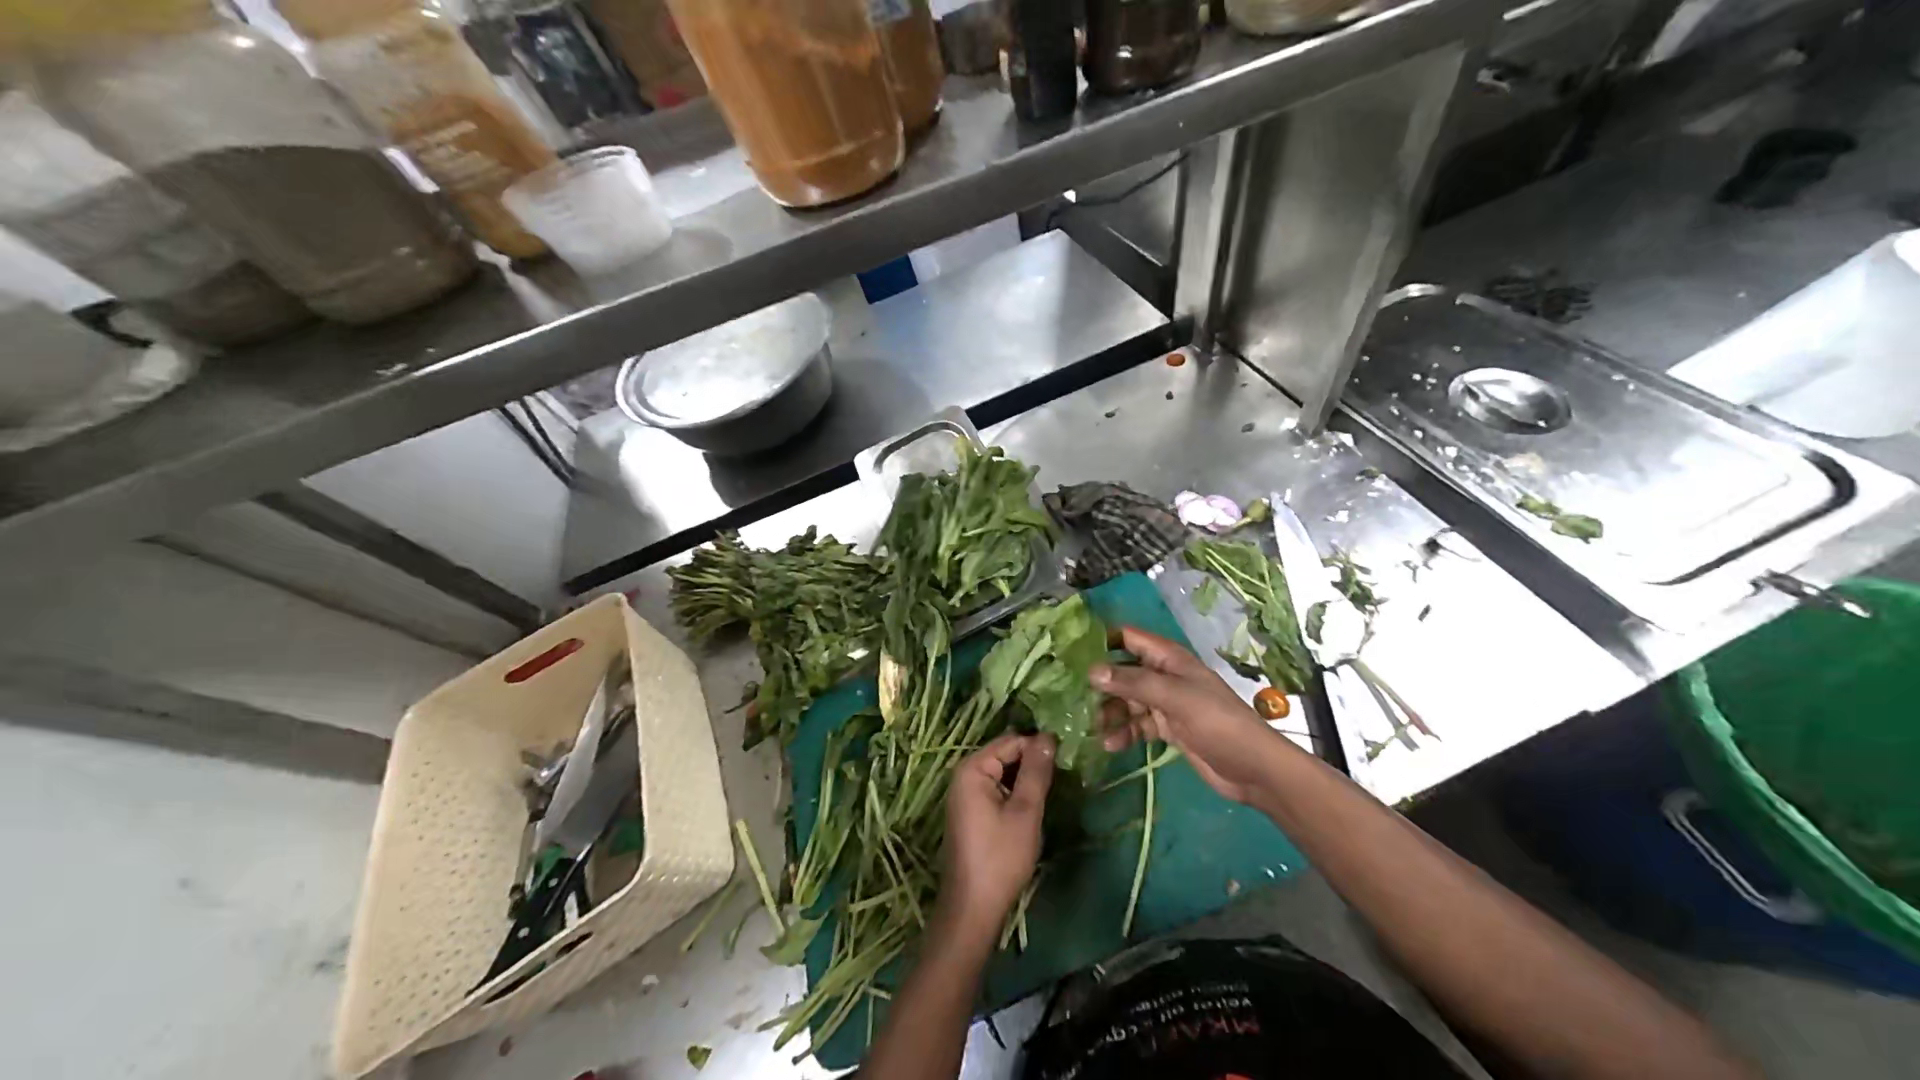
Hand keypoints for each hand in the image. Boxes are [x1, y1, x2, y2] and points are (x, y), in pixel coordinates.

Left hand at [940, 732, 1055, 940]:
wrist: (972, 907)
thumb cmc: (1000, 857)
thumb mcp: (1025, 811)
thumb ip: (1036, 772)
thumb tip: (1048, 737)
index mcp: (972, 768)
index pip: (1012, 740)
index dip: (1039, 747)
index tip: (1067, 759)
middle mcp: (964, 774)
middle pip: (1005, 754)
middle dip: (1033, 762)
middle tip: (1064, 775)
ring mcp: (965, 793)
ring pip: (1003, 773)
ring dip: (1026, 778)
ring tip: (1054, 788)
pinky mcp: (970, 811)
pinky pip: (997, 788)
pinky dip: (1015, 792)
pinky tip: (1034, 806)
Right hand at [1091, 626, 1293, 803]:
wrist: (1253, 768)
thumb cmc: (1217, 723)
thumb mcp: (1175, 698)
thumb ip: (1134, 683)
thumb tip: (1091, 671)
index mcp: (1169, 659)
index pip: (1128, 638)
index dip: (1101, 641)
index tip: (1070, 653)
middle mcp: (1164, 676)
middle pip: (1122, 671)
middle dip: (1099, 683)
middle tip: (1071, 697)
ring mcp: (1165, 703)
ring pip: (1126, 701)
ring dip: (1108, 712)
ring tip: (1089, 726)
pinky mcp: (1167, 729)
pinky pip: (1137, 725)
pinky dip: (1123, 733)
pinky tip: (1109, 744)